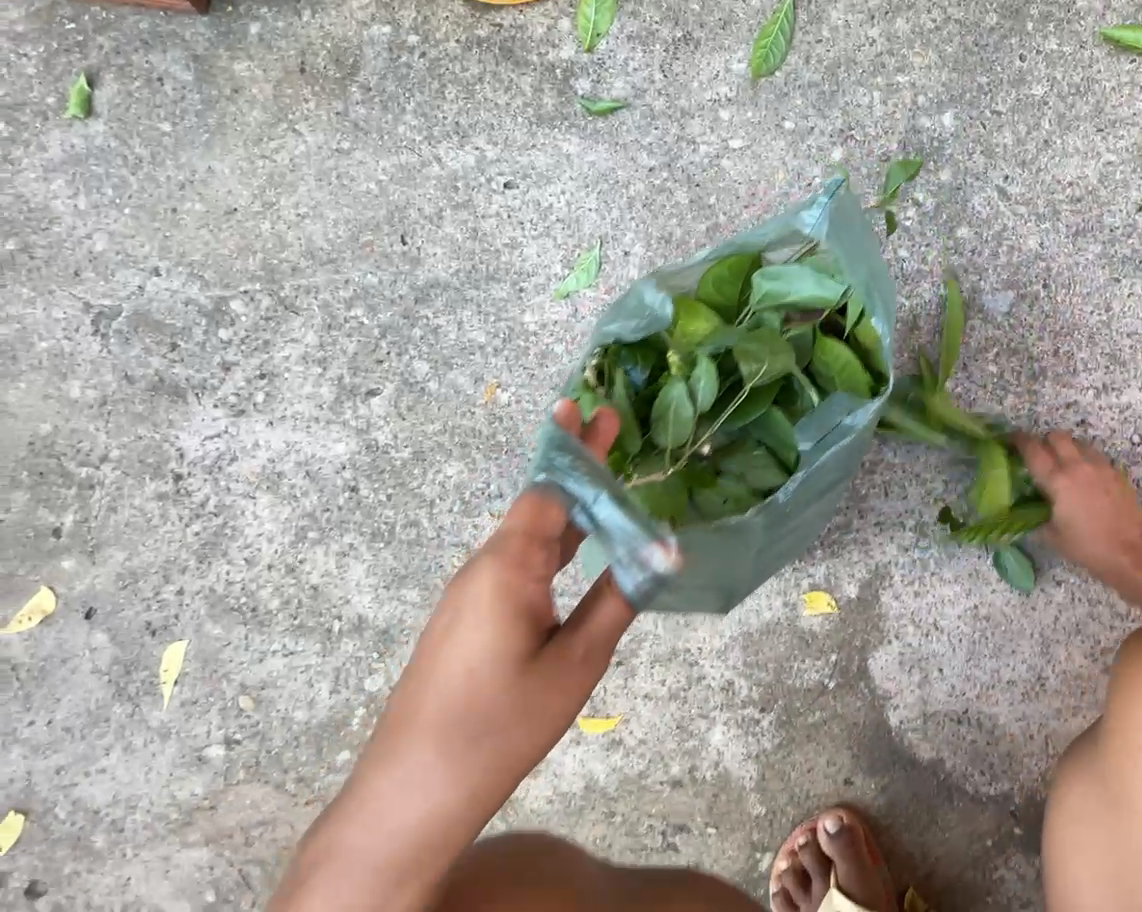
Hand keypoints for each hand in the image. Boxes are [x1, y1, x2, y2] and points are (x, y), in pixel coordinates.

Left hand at [274, 400, 636, 911]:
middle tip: (608, 421)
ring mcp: (473, 596)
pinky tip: (580, 550)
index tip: (593, 411)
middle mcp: (485, 569)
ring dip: (569, 505)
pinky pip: (520, 564)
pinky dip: (556, 542)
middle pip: (538, 503)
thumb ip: (619, 599)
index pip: (548, 491)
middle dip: (575, 464)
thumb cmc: (502, 722)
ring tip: (608, 481)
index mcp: (509, 567)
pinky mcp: (470, 620)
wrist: (414, 793)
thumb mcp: (577, 661)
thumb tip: (664, 553)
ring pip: (530, 536)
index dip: (575, 451)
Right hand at [1012, 431, 1141, 581]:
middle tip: (1040, 455)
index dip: (1019, 440)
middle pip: (1057, 436)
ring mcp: (1100, 466)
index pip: (1033, 450)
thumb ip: (1036, 519)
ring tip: (1064, 466)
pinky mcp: (1116, 472)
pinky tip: (1086, 479)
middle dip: (1045, 441)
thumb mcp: (1053, 537)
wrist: (1131, 551)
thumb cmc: (1088, 547)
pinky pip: (1096, 456)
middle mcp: (1078, 466)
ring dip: (1067, 448)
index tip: (1012, 439)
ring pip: (1079, 443)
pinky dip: (1086, 460)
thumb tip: (1025, 513)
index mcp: (1058, 481)